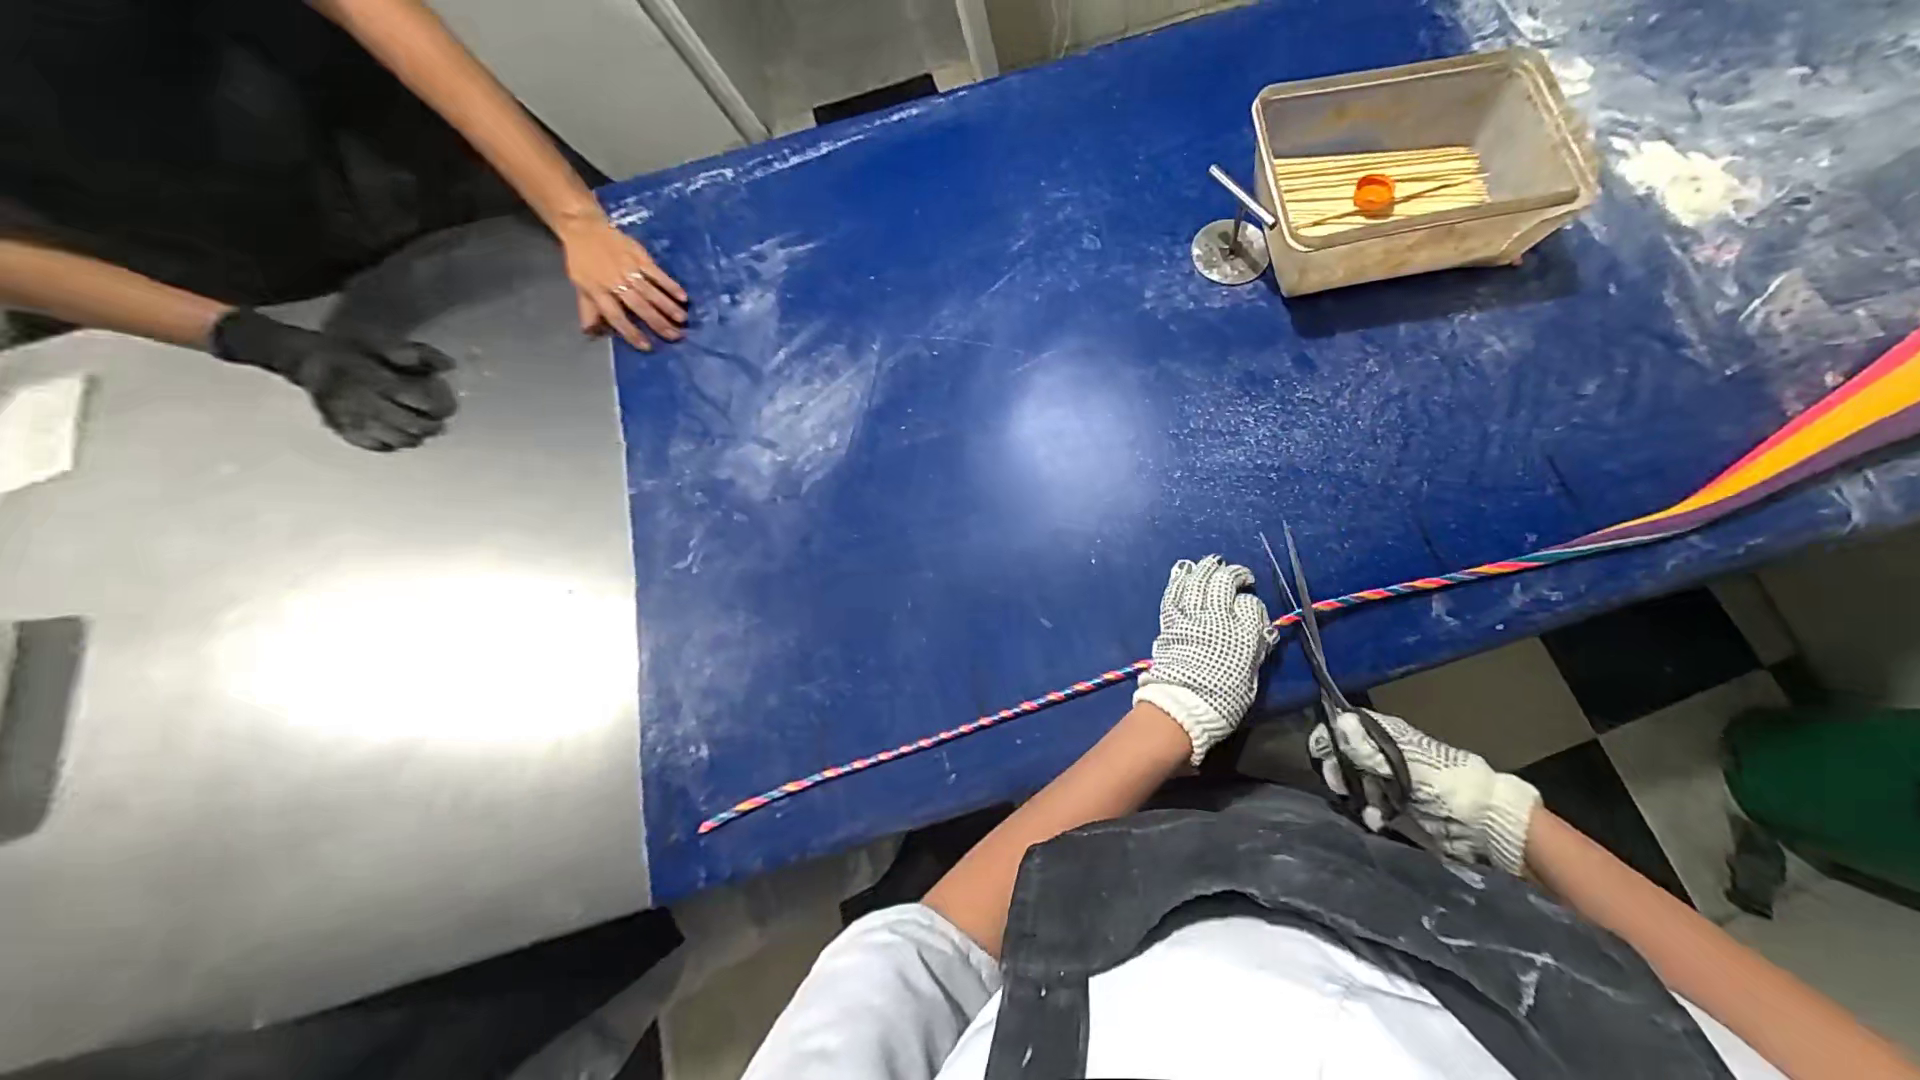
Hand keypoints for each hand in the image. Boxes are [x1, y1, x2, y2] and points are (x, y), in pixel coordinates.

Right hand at [210, 308, 457, 450]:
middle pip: (416, 426)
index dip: (441, 406)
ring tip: (419, 426)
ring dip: (417, 435)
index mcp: (379, 382)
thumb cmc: (352, 352)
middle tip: (436, 419)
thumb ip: (419, 354)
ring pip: (402, 440)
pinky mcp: (345, 432)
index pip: (424, 403)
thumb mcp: (385, 346)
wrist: (307, 361)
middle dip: (433, 424)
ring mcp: (355, 422)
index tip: (443, 404)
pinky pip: (381, 447)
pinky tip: (397, 432)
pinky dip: (395, 443)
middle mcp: (368, 406)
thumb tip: (450, 366)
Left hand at [558, 215, 687, 350]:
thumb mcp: (579, 285)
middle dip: (657, 322)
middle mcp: (614, 281)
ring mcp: (628, 268)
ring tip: (682, 319)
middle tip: (674, 335)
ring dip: (668, 306)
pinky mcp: (639, 256)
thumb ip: (589, 309)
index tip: (647, 346)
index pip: (616, 316)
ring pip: (650, 291)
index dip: (631, 332)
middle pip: (638, 306)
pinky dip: (670, 285)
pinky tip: (683, 296)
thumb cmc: (582, 260)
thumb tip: (591, 332)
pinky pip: (657, 273)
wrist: (583, 227)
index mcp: (598, 290)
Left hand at [1133, 555, 1279, 764]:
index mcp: (1243, 634)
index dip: (1251, 603)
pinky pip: (1175, 592)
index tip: (1250, 605)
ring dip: (1206, 569)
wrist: (1183, 704)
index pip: (1251, 605)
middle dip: (1233, 574)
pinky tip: (1184, 570)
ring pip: (1198, 582)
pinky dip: (1179, 579)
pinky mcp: (1170, 620)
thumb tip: (1259, 632)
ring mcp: (1191, 616)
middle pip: (1224, 583)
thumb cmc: (1223, 698)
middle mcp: (1217, 618)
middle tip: (1238, 575)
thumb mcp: (1250, 674)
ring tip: (1212, 563)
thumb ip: (1254, 647)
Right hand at [1308, 709, 1540, 873]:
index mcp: (1388, 735)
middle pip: (1343, 755)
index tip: (1322, 754)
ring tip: (1373, 810)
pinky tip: (1379, 820)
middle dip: (1340, 772)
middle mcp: (1383, 755)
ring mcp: (1387, 782)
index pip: (1346, 726)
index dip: (1331, 736)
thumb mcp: (1407, 764)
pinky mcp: (1393, 807)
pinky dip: (1370, 814)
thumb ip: (1368, 747)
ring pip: (1352, 783)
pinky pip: (1367, 807)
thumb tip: (1340, 718)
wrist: (1484, 827)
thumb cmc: (1448, 786)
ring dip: (1356, 796)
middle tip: (1340, 786)